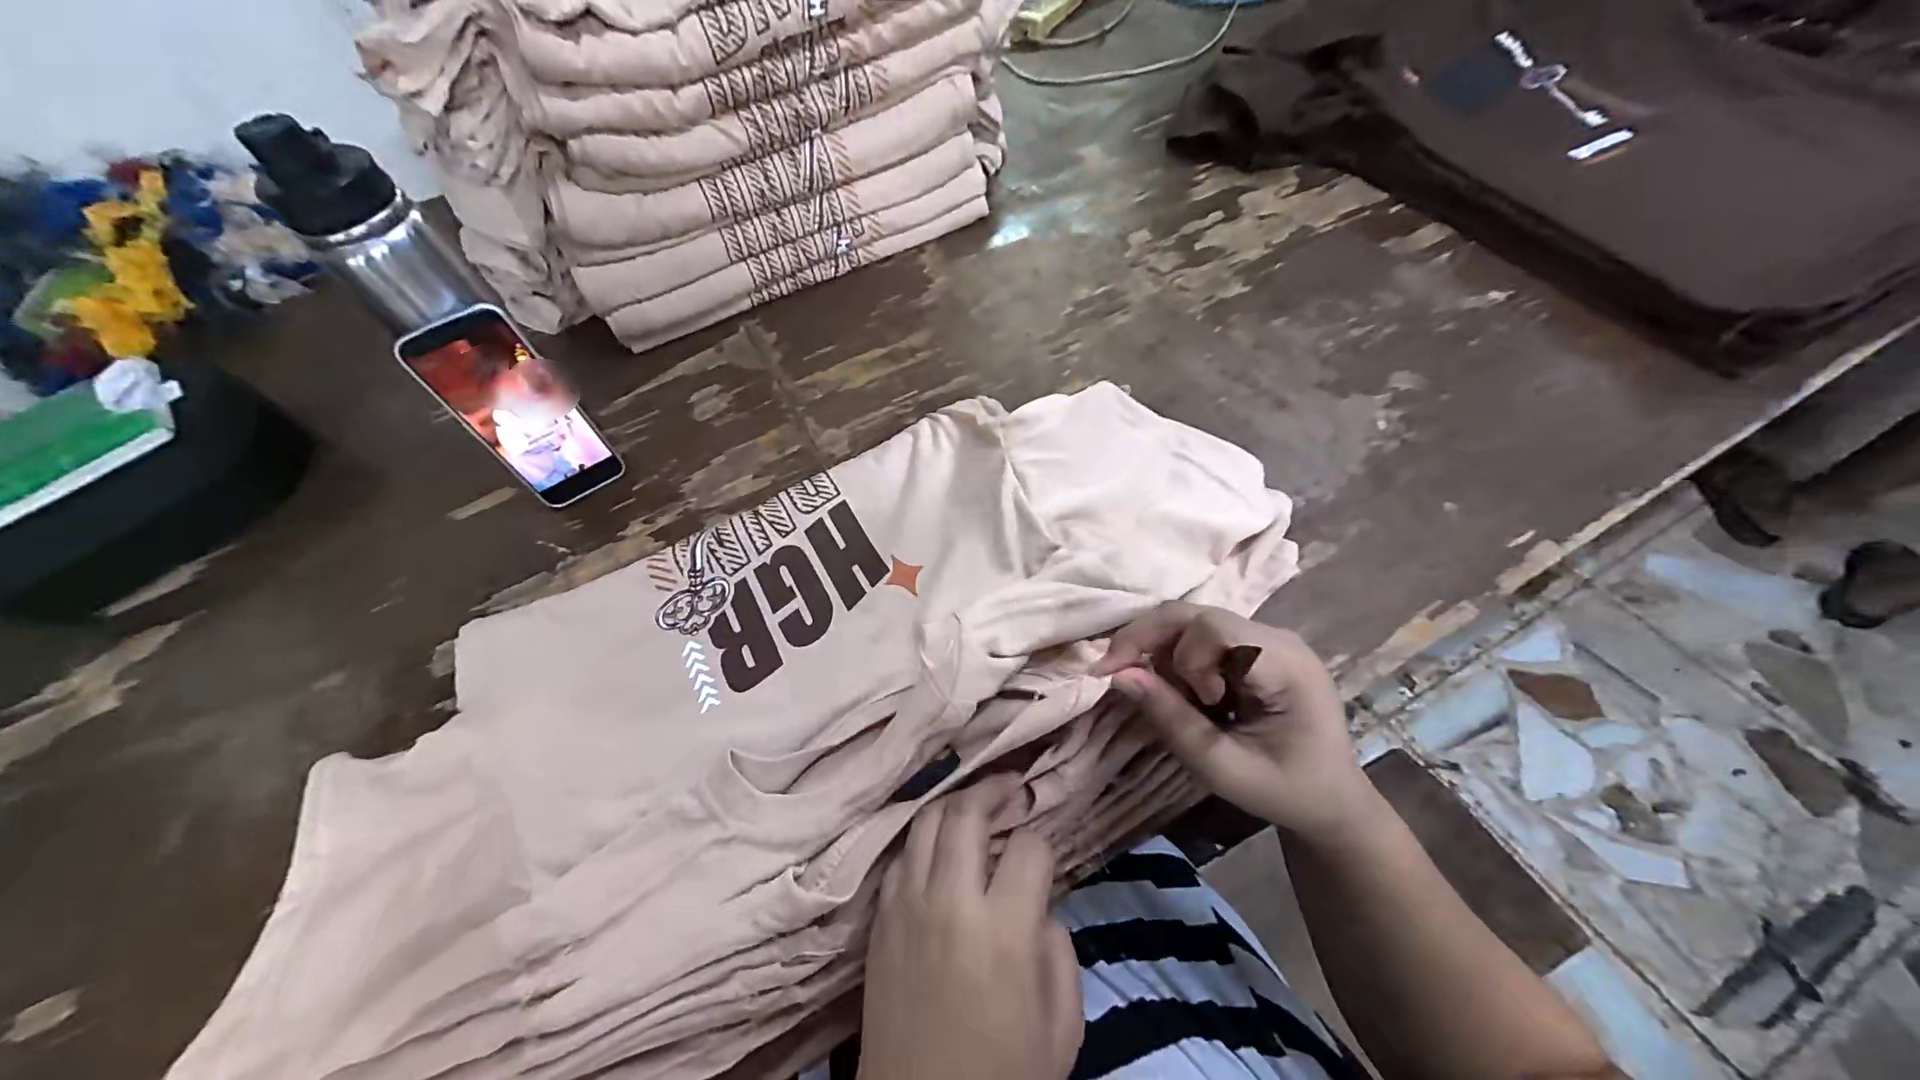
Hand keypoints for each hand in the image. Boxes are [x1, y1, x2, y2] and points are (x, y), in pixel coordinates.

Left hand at [859, 776, 1082, 1079]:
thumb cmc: (1003, 1075)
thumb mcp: (1061, 1027)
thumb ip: (1059, 952)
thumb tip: (1038, 906)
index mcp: (1004, 931)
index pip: (1028, 847)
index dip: (1042, 841)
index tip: (1043, 852)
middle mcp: (951, 902)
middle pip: (967, 812)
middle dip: (995, 789)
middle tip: (1012, 786)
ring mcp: (907, 905)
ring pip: (927, 822)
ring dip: (955, 803)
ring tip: (976, 803)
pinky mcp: (879, 918)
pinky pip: (901, 856)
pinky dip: (923, 840)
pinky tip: (939, 847)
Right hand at [1093, 602, 1378, 844]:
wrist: (1332, 802)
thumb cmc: (1285, 791)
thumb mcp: (1223, 768)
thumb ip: (1172, 721)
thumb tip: (1118, 676)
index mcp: (1286, 665)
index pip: (1212, 628)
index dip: (1170, 652)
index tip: (1155, 695)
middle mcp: (1278, 638)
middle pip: (1196, 614)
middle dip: (1148, 640)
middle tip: (1113, 673)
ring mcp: (1267, 639)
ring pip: (1192, 621)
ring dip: (1162, 652)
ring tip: (1165, 697)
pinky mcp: (1255, 647)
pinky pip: (1201, 636)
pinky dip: (1176, 658)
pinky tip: (1183, 694)